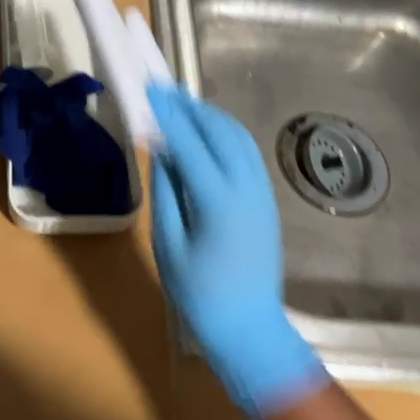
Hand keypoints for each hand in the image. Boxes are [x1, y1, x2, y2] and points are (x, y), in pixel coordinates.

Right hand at [148, 82, 328, 419]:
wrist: (250, 329)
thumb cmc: (200, 294)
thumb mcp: (169, 244)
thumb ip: (165, 191)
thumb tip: (160, 149)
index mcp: (219, 202)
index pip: (190, 144)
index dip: (169, 114)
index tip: (152, 90)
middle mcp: (246, 189)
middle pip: (220, 132)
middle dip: (192, 108)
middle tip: (164, 91)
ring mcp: (262, 194)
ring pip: (239, 139)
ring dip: (211, 117)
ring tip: (183, 105)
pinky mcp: (267, 201)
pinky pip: (248, 154)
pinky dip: (226, 134)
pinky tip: (208, 133)